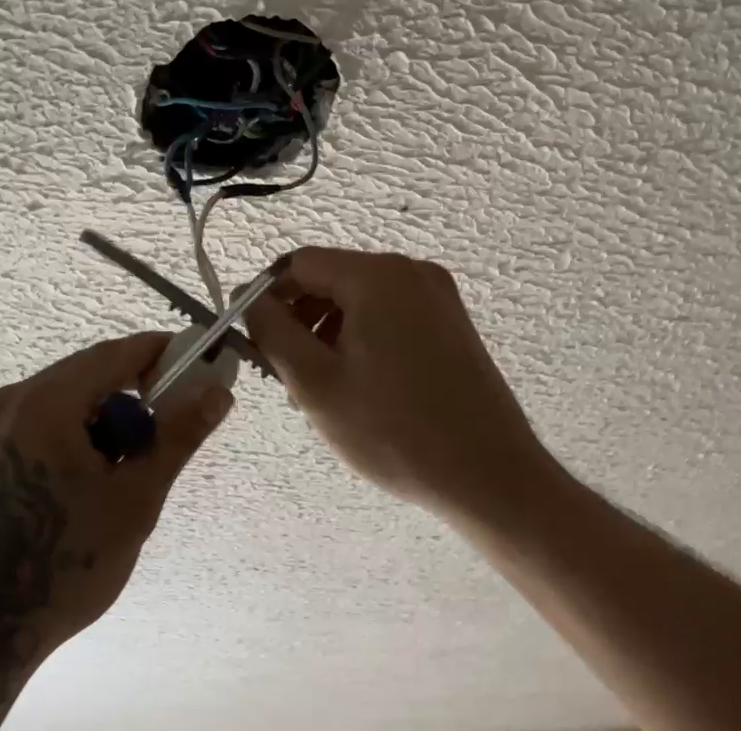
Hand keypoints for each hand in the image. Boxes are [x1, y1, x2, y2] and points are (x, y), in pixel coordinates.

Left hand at [0, 334, 228, 662]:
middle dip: (130, 394)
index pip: (114, 355)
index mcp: (44, 403)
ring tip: (123, 470)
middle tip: (166, 427)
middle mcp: (9, 403)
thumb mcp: (135, 499)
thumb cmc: (66, 563)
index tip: (196, 362)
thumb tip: (217, 392)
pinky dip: (68, 438)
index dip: (160, 353)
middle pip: (84, 376)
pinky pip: (35, 427)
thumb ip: (178, 436)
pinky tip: (82, 485)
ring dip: (99, 421)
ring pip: (60, 403)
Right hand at [244, 248, 552, 515]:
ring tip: (320, 388)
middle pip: (330, 278)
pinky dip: (360, 338)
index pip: (298, 264)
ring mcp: (437, 297)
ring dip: (326, 332)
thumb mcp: (314, 382)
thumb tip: (249, 299)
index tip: (253, 340)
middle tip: (285, 373)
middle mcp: (411, 272)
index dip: (267, 297)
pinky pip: (388, 314)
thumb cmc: (395, 431)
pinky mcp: (451, 323)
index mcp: (377, 276)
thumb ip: (271, 330)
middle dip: (299, 318)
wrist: (491, 478)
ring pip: (357, 299)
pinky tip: (358, 386)